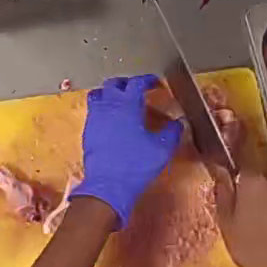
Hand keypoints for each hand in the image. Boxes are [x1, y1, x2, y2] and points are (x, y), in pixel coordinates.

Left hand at [71, 74, 183, 227]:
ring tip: (120, 101)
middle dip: (126, 83)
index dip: (147, 80)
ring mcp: (94, 118)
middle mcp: (108, 106)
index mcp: (127, 105)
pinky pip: (94, 111)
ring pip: (98, 95)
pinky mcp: (88, 132)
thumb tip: (178, 124)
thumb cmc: (135, 165)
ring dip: (110, 93)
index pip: (136, 83)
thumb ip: (172, 133)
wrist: (107, 186)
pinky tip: (112, 121)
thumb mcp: (161, 149)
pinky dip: (103, 109)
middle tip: (137, 89)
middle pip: (114, 84)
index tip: (154, 83)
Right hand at [212, 168, 266, 266]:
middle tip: (230, 208)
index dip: (229, 166)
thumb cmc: (250, 246)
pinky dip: (266, 208)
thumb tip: (218, 168)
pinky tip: (261, 227)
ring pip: (264, 189)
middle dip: (241, 186)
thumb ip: (223, 191)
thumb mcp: (226, 221)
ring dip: (255, 198)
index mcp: (253, 179)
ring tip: (245, 221)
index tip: (220, 175)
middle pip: (252, 176)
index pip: (239, 159)